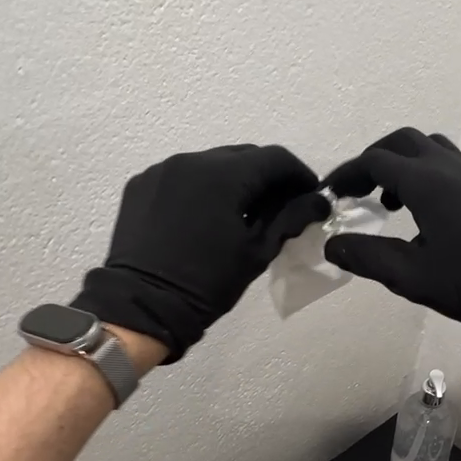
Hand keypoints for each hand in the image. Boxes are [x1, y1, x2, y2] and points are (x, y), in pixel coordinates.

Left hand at [74, 145, 328, 361]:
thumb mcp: (258, 251)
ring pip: (212, 164)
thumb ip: (290, 218)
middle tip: (280, 207)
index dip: (299, 175)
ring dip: (234, 182)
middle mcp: (192, 160)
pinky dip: (203, 189)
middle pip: (244, 156)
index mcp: (225, 175)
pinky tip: (206, 217)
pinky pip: (184, 176)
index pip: (276, 159)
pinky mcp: (142, 184)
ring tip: (242, 213)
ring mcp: (163, 169)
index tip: (310, 197)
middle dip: (267, 177)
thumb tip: (319, 201)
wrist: (143, 305)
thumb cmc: (209, 283)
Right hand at [322, 128, 460, 352]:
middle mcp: (448, 169)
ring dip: (403, 163)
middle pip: (402, 141)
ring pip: (429, 147)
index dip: (348, 174)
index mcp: (425, 183)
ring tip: (390, 200)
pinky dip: (426, 173)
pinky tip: (425, 211)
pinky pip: (449, 163)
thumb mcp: (409, 277)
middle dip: (374, 159)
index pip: (375, 161)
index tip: (332, 194)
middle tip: (358, 189)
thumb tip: (333, 244)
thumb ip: (366, 257)